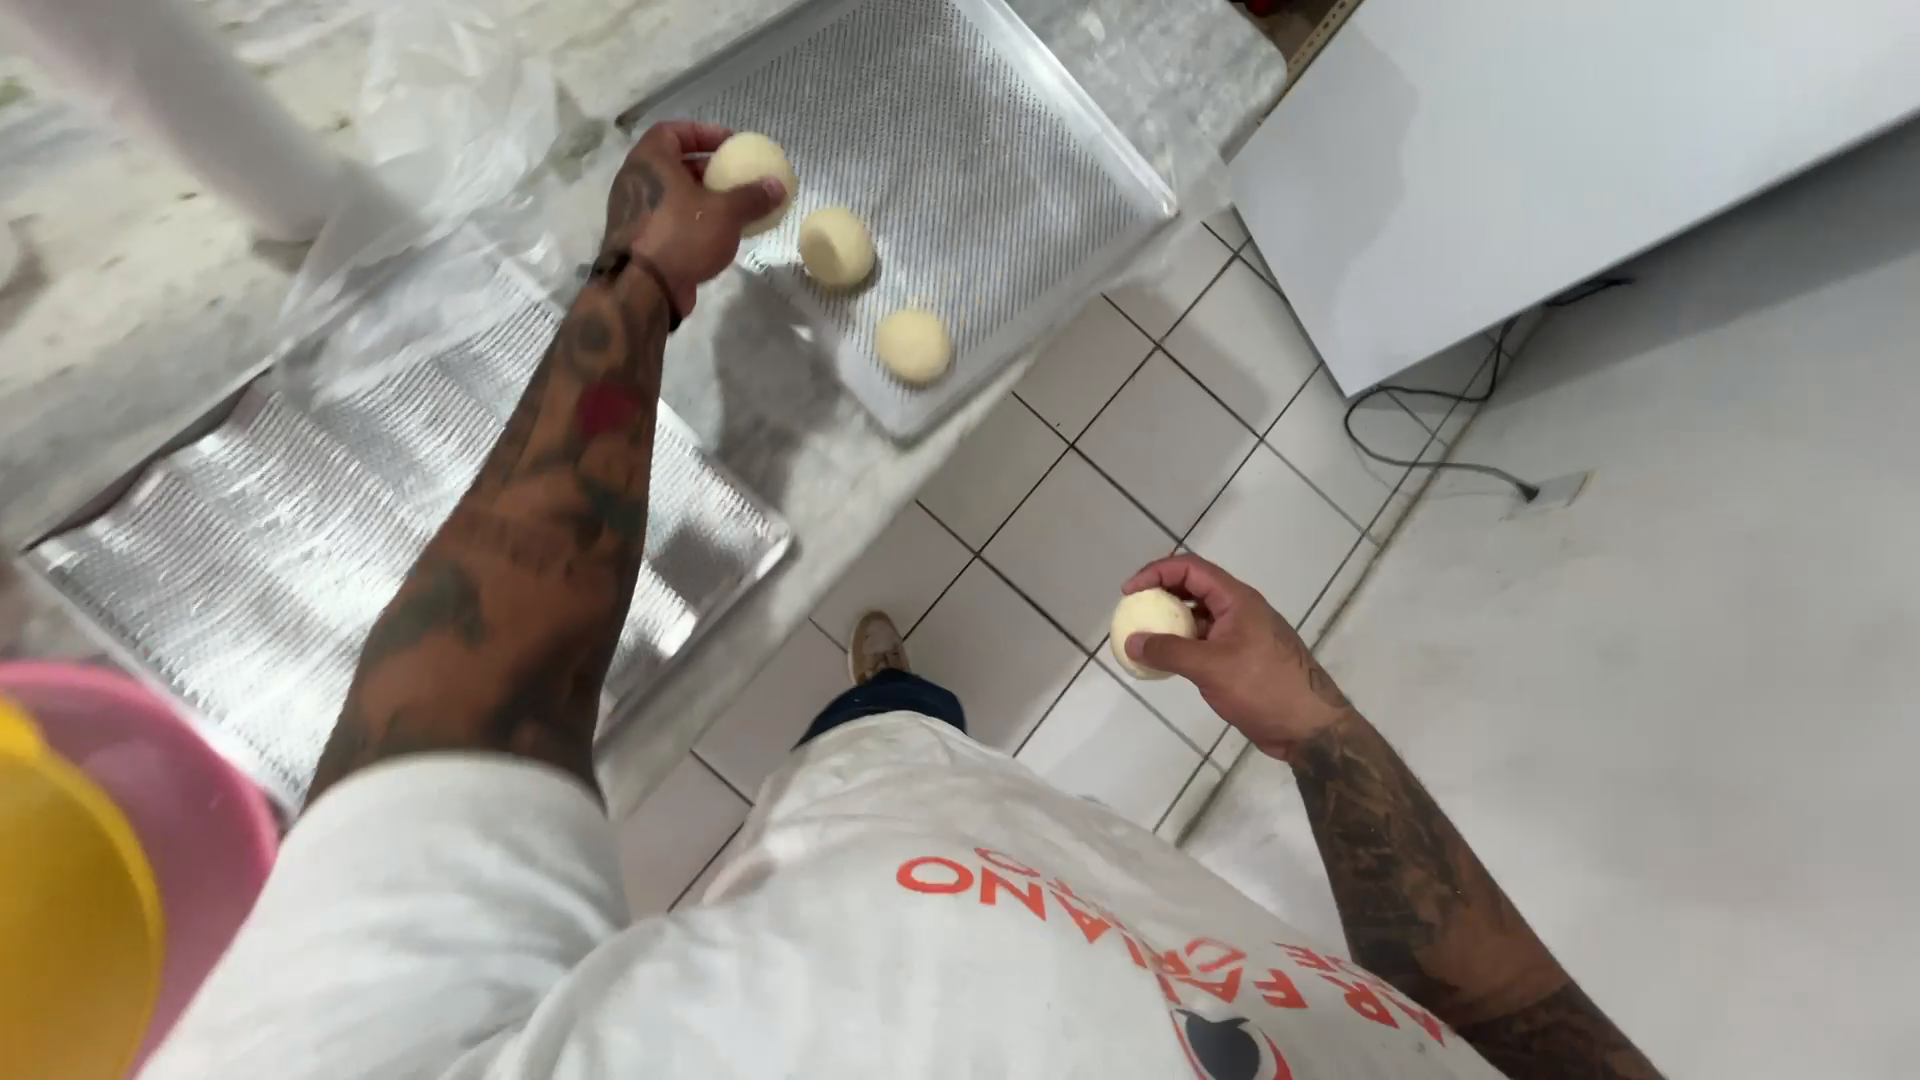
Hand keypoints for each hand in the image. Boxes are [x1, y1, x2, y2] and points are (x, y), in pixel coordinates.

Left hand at [602, 121, 786, 317]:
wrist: (645, 287)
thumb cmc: (682, 236)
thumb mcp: (725, 213)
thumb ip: (752, 197)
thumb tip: (777, 185)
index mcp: (650, 160)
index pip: (673, 131)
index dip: (703, 133)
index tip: (729, 144)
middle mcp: (636, 179)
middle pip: (674, 163)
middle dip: (706, 168)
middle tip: (733, 177)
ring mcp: (635, 211)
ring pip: (672, 194)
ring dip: (701, 197)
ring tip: (730, 208)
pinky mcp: (641, 238)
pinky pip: (670, 218)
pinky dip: (692, 220)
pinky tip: (715, 235)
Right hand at [1121, 554, 1354, 760]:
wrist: (1310, 728)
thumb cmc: (1264, 688)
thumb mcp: (1211, 668)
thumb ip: (1168, 652)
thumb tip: (1132, 642)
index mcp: (1237, 599)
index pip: (1190, 569)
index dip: (1156, 572)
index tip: (1130, 592)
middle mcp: (1238, 609)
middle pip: (1192, 587)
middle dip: (1159, 594)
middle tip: (1133, 611)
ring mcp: (1240, 633)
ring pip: (1197, 615)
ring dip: (1169, 621)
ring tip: (1143, 636)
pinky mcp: (1239, 656)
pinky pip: (1203, 639)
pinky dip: (1181, 643)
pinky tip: (1165, 660)